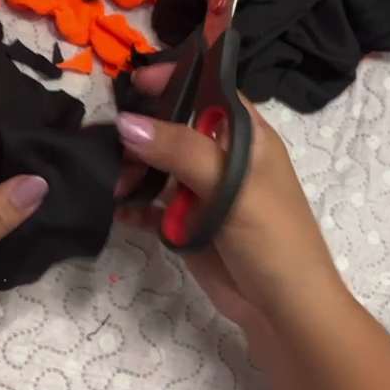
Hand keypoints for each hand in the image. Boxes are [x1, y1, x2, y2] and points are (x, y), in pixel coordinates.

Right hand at [114, 64, 346, 359]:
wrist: (282, 309)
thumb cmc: (272, 239)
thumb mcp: (231, 187)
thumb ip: (181, 152)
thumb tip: (127, 123)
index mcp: (246, 139)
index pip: (210, 92)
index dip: (178, 80)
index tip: (136, 82)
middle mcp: (222, 160)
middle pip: (174, 130)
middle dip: (141, 132)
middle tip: (107, 142)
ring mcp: (202, 193)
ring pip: (157, 168)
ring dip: (131, 172)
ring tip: (112, 184)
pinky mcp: (186, 224)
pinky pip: (151, 207)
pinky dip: (132, 206)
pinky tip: (115, 210)